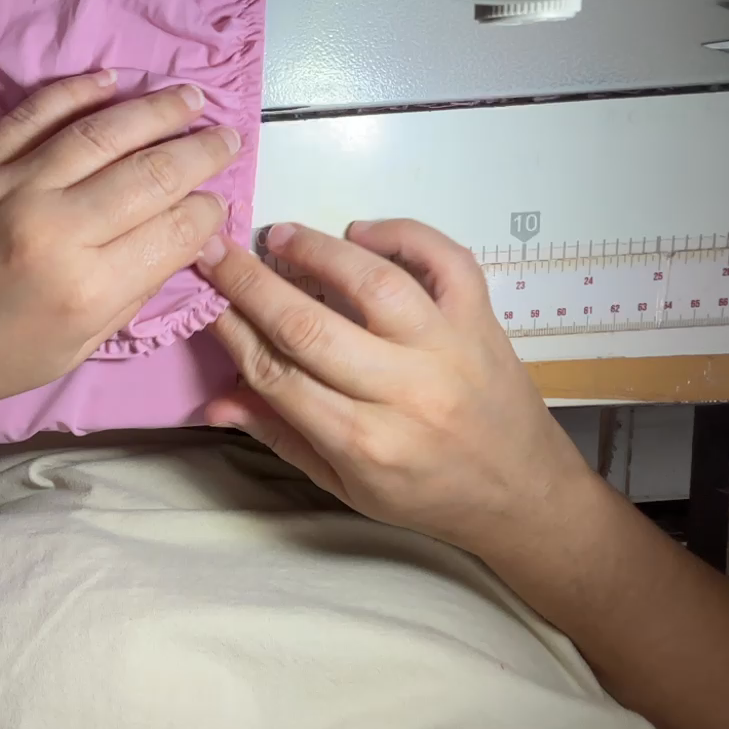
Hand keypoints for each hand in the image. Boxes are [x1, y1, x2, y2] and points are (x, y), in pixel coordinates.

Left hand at [0, 70, 237, 427]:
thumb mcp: (76, 349)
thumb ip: (135, 290)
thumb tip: (184, 239)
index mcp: (86, 288)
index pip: (174, 230)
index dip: (208, 211)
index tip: (218, 200)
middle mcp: (54, 228)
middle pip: (151, 173)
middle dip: (200, 152)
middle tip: (227, 136)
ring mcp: (9, 186)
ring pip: (102, 132)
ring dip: (156, 110)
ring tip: (192, 100)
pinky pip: (34, 113)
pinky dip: (76, 91)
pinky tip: (112, 80)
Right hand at [194, 219, 593, 558]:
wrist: (525, 497)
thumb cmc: (422, 493)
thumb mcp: (343, 484)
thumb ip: (279, 434)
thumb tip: (212, 403)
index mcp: (363, 442)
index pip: (277, 375)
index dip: (232, 331)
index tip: (203, 297)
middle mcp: (406, 394)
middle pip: (310, 328)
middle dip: (251, 284)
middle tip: (217, 251)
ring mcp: (450, 351)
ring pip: (376, 285)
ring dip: (319, 252)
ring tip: (280, 235)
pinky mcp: (483, 322)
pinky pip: (448, 261)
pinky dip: (405, 233)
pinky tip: (362, 231)